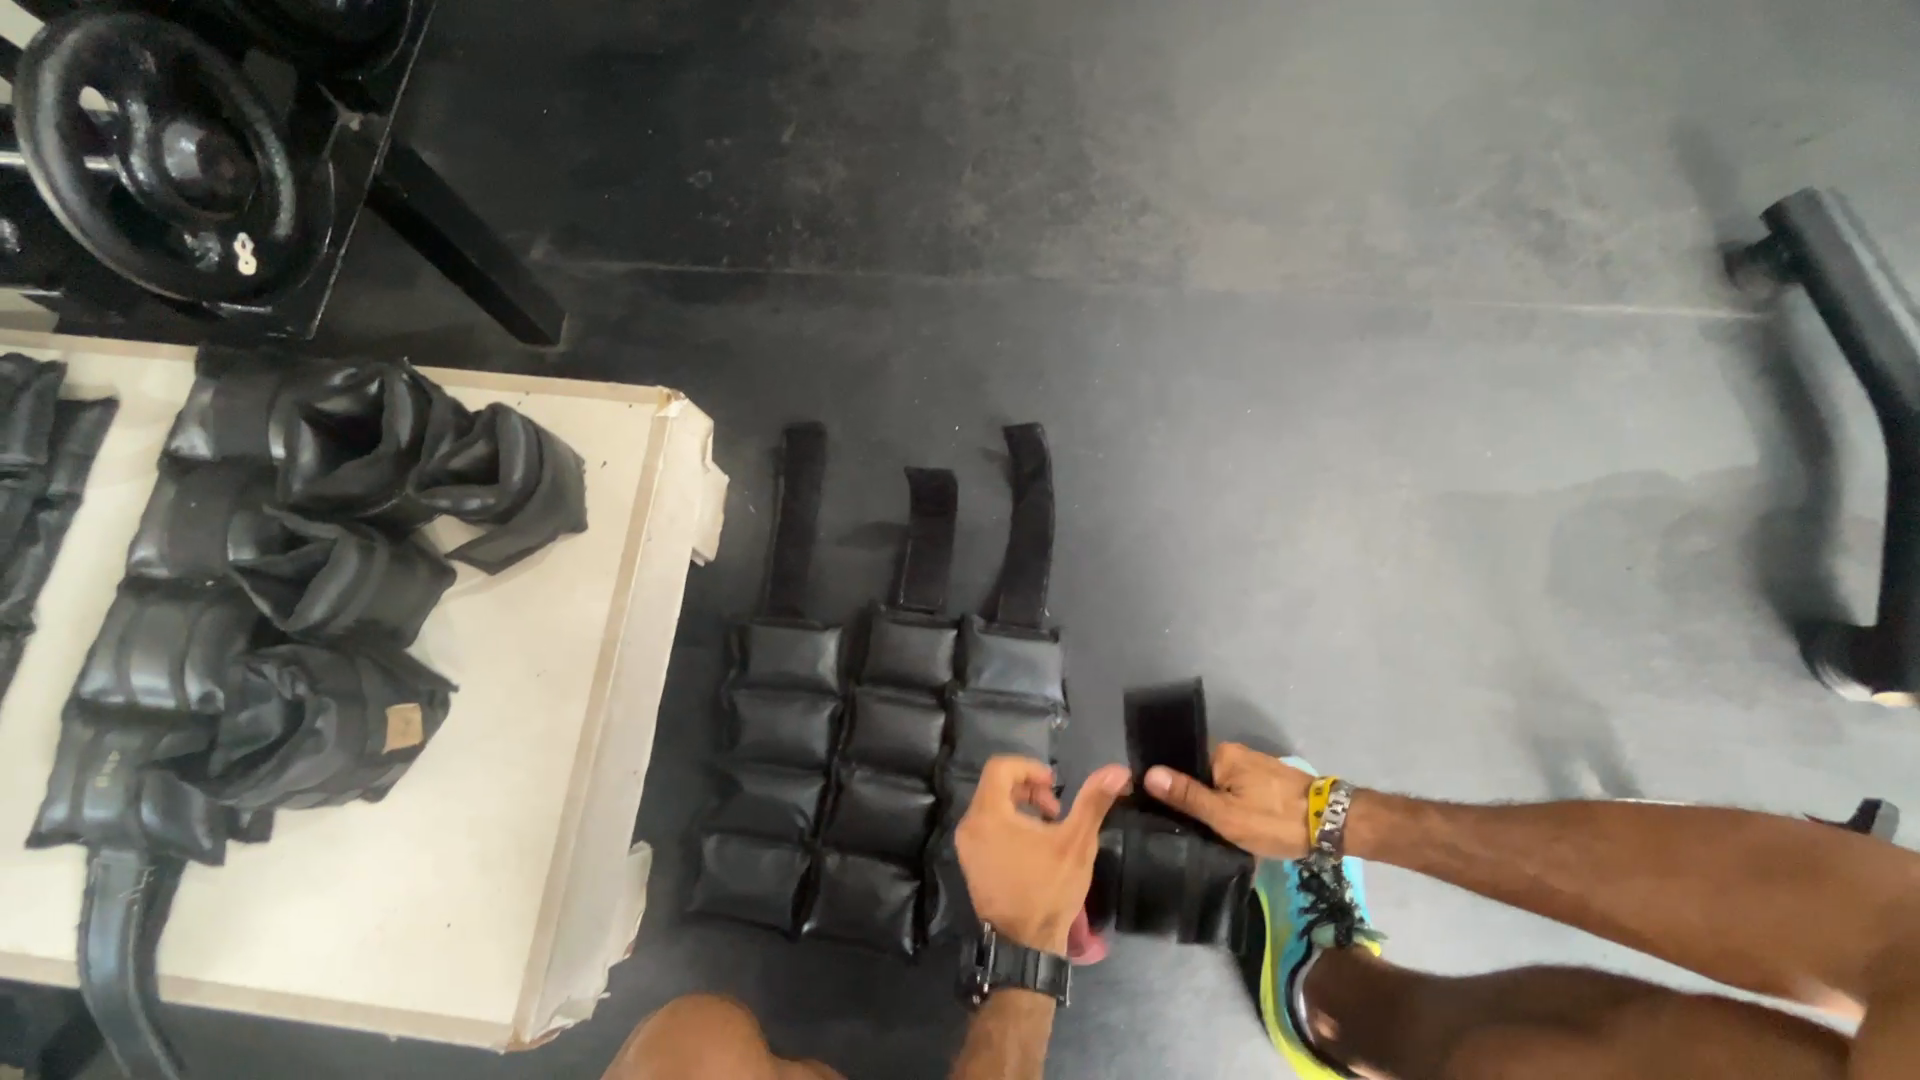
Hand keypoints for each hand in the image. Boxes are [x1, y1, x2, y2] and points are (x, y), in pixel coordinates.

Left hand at [955, 756, 1130, 954]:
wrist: (1026, 946)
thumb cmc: (1049, 890)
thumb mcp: (1077, 843)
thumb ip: (1093, 802)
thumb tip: (1118, 771)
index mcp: (988, 814)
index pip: (1000, 767)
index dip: (1029, 767)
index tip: (1054, 785)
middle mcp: (969, 826)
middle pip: (995, 786)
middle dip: (1029, 790)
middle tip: (1056, 811)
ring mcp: (966, 847)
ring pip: (992, 807)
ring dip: (1022, 808)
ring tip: (1049, 829)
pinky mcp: (970, 863)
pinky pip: (987, 827)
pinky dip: (1010, 825)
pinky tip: (1035, 847)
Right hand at [1142, 743, 1314, 858]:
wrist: (1332, 826)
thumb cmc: (1275, 820)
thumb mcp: (1226, 815)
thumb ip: (1187, 796)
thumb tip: (1148, 773)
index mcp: (1221, 753)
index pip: (1181, 762)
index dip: (1167, 784)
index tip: (1154, 806)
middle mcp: (1235, 752)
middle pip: (1199, 773)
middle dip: (1189, 795)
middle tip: (1176, 823)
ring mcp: (1253, 766)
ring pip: (1218, 783)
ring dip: (1210, 802)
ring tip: (1196, 827)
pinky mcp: (1266, 781)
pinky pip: (1235, 789)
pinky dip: (1228, 804)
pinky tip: (1224, 824)